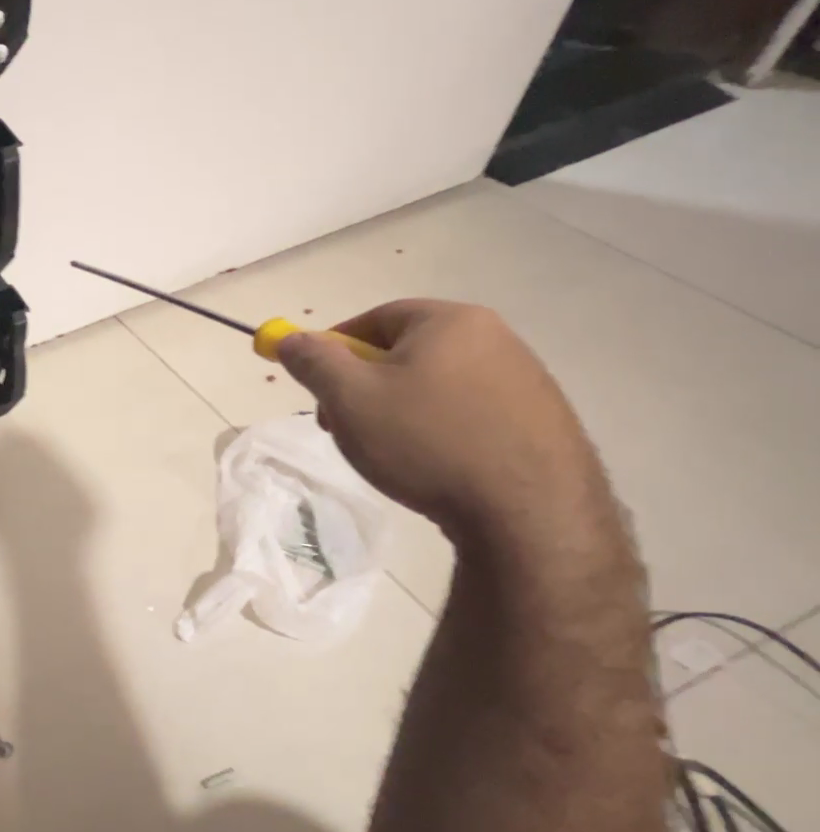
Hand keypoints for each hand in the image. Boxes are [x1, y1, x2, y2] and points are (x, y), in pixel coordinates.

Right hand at [276, 300, 610, 543]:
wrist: (529, 513)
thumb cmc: (426, 441)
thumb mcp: (349, 398)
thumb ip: (313, 361)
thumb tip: (291, 339)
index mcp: (451, 321)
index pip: (375, 317)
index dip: (335, 349)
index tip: (316, 386)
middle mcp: (496, 338)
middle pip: (405, 351)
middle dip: (363, 385)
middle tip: (343, 426)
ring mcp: (525, 380)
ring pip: (435, 385)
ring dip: (398, 410)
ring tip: (387, 454)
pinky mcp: (540, 421)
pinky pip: (468, 413)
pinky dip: (438, 431)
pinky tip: (431, 466)